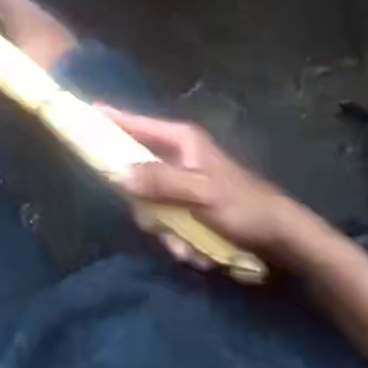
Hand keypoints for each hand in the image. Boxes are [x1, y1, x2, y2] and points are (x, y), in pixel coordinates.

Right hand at [98, 105, 304, 270]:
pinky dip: (181, 241)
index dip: (112, 119)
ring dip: (169, 232)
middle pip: (139, 172)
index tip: (85, 113)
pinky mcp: (191, 206)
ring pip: (153, 204)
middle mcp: (179, 156)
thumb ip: (160, 181)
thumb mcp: (200, 193)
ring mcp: (184, 182)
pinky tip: (200, 254)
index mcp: (181, 140)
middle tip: (158, 226)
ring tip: (191, 248)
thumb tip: (119, 171)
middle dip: (149, 208)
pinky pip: (169, 222)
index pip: (138, 123)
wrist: (282, 238)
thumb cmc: (243, 206)